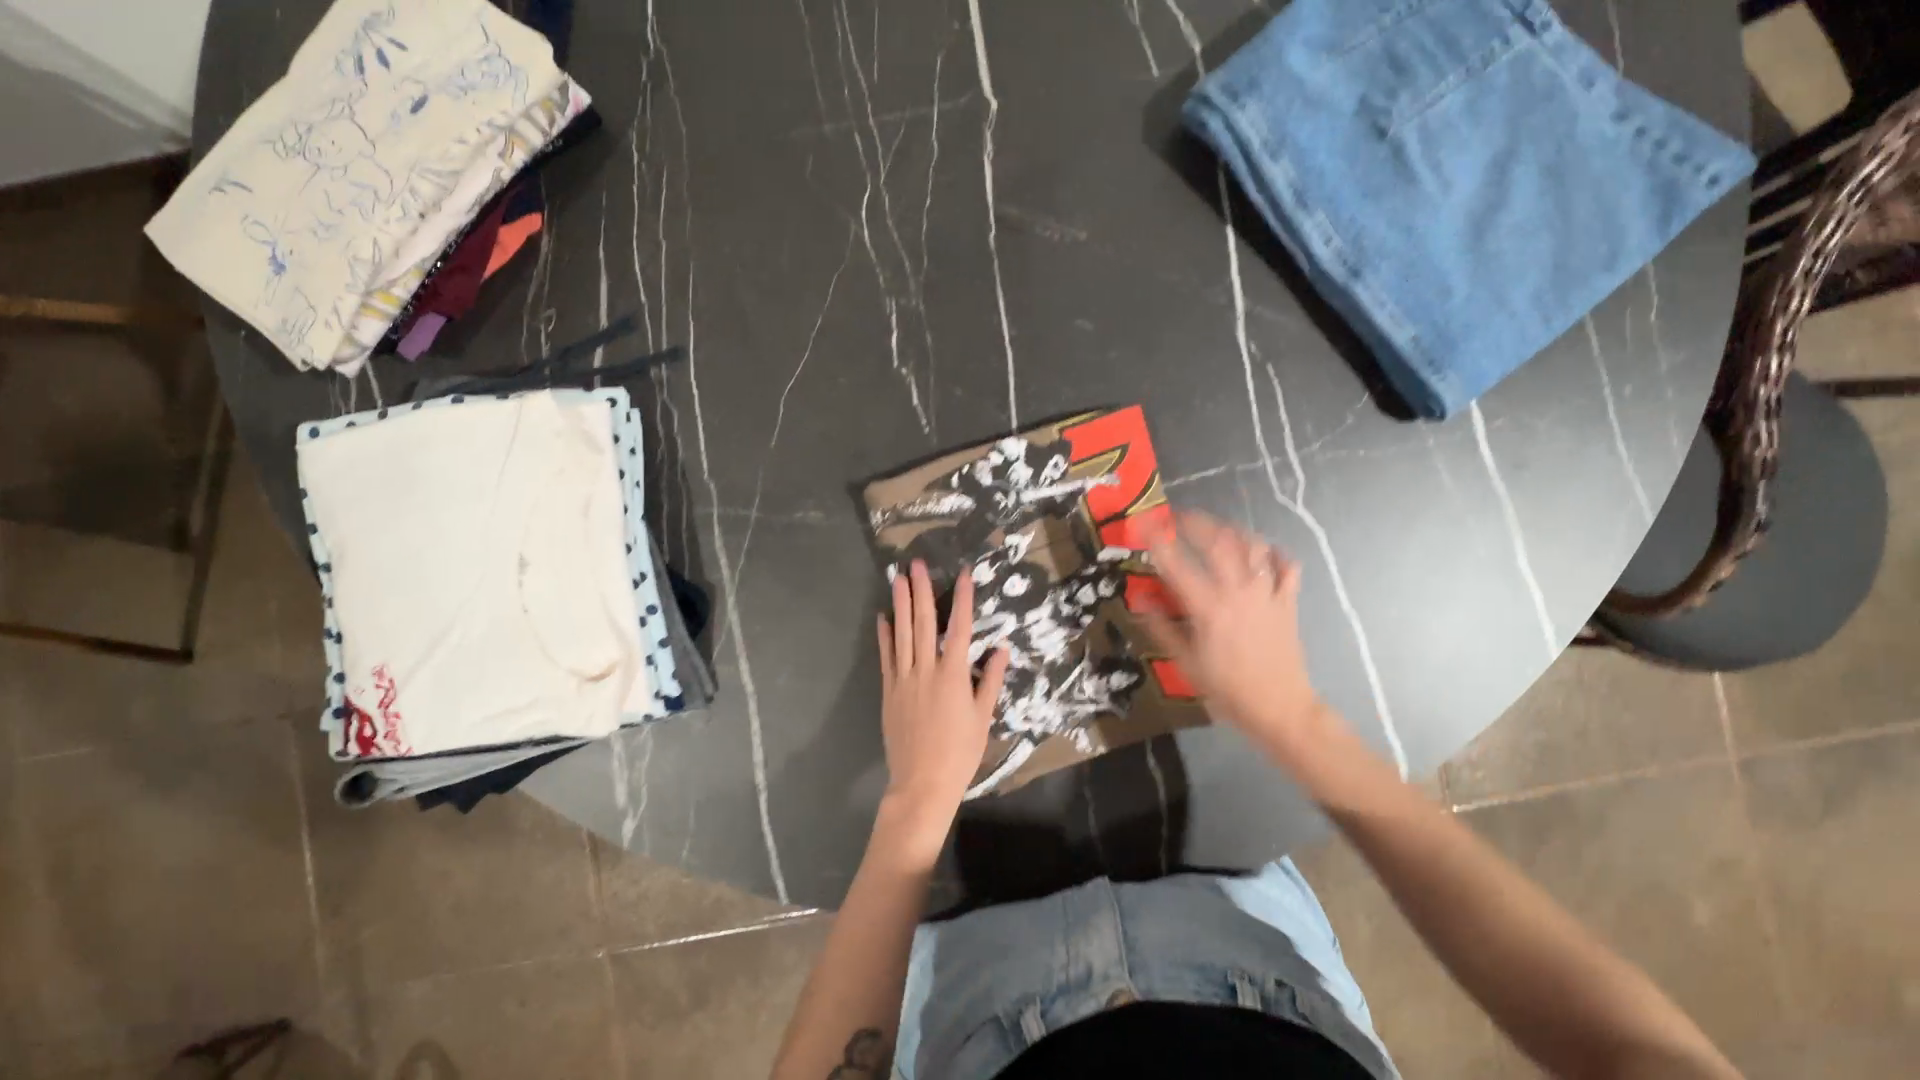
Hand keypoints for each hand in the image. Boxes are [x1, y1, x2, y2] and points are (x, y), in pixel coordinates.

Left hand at [874, 560, 1009, 860]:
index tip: (964, 573)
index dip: (962, 599)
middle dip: (921, 590)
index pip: (959, 628)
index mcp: (954, 675)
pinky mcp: (889, 691)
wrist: (922, 782)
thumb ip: (989, 680)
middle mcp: (926, 670)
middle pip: (924, 622)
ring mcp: (904, 679)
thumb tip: (1000, 649)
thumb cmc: (960, 752)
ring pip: (902, 633)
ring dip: (900, 604)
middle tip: (915, 564)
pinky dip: (885, 636)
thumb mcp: (983, 717)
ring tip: (897, 579)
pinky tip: (883, 618)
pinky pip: (886, 657)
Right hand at [1144, 511, 1341, 763]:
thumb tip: (1142, 599)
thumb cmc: (1227, 690)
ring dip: (1232, 532)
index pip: (1177, 564)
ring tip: (1217, 529)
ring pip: (1253, 547)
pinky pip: (1286, 566)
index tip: (1144, 524)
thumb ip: (1163, 627)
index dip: (1158, 541)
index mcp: (1209, 608)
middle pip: (1219, 541)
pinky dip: (1274, 554)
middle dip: (1197, 523)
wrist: (1280, 708)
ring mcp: (1267, 594)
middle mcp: (1239, 592)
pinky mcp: (1288, 601)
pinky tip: (1263, 553)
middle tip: (1179, 518)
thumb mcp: (1186, 663)